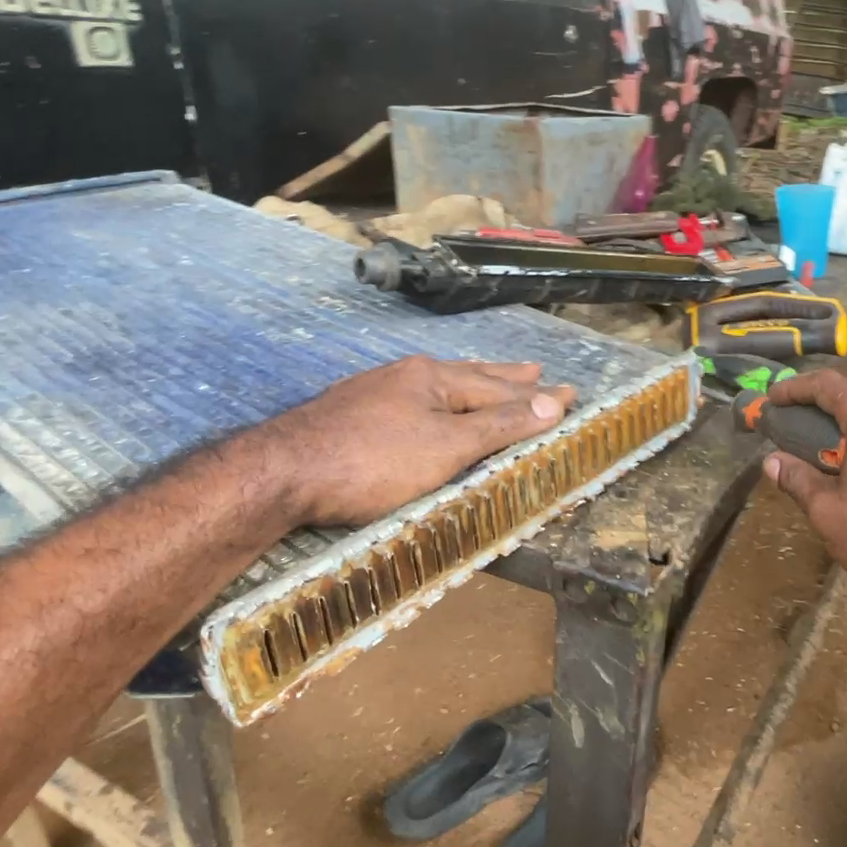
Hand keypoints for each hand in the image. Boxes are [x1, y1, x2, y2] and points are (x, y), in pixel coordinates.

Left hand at [260, 357, 575, 525]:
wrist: (276, 474)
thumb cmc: (371, 461)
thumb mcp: (446, 447)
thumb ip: (499, 425)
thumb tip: (553, 402)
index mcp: (432, 378)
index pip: (498, 388)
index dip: (538, 395)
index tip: (571, 391)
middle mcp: (406, 377)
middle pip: (469, 376)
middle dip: (506, 379)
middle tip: (536, 371)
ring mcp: (374, 393)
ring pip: (438, 387)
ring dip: (473, 386)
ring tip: (493, 380)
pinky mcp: (350, 415)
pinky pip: (413, 400)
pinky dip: (440, 402)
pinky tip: (431, 407)